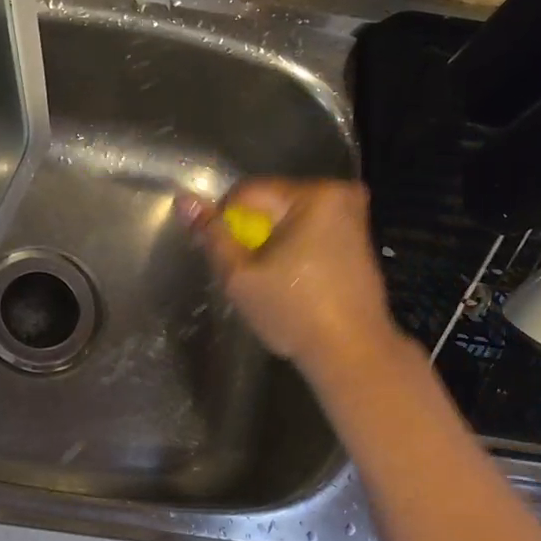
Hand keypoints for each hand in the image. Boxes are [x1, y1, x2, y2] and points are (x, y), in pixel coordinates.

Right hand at [177, 178, 400, 380]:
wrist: (349, 348)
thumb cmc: (292, 312)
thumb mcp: (239, 276)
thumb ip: (212, 236)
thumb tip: (183, 200)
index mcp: (312, 195)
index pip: (245, 193)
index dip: (224, 224)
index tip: (226, 259)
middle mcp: (337, 192)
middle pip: (269, 203)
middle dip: (251, 234)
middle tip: (248, 275)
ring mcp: (351, 213)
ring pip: (287, 217)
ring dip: (270, 242)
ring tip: (270, 280)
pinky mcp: (356, 234)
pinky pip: (308, 229)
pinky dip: (292, 248)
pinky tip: (292, 280)